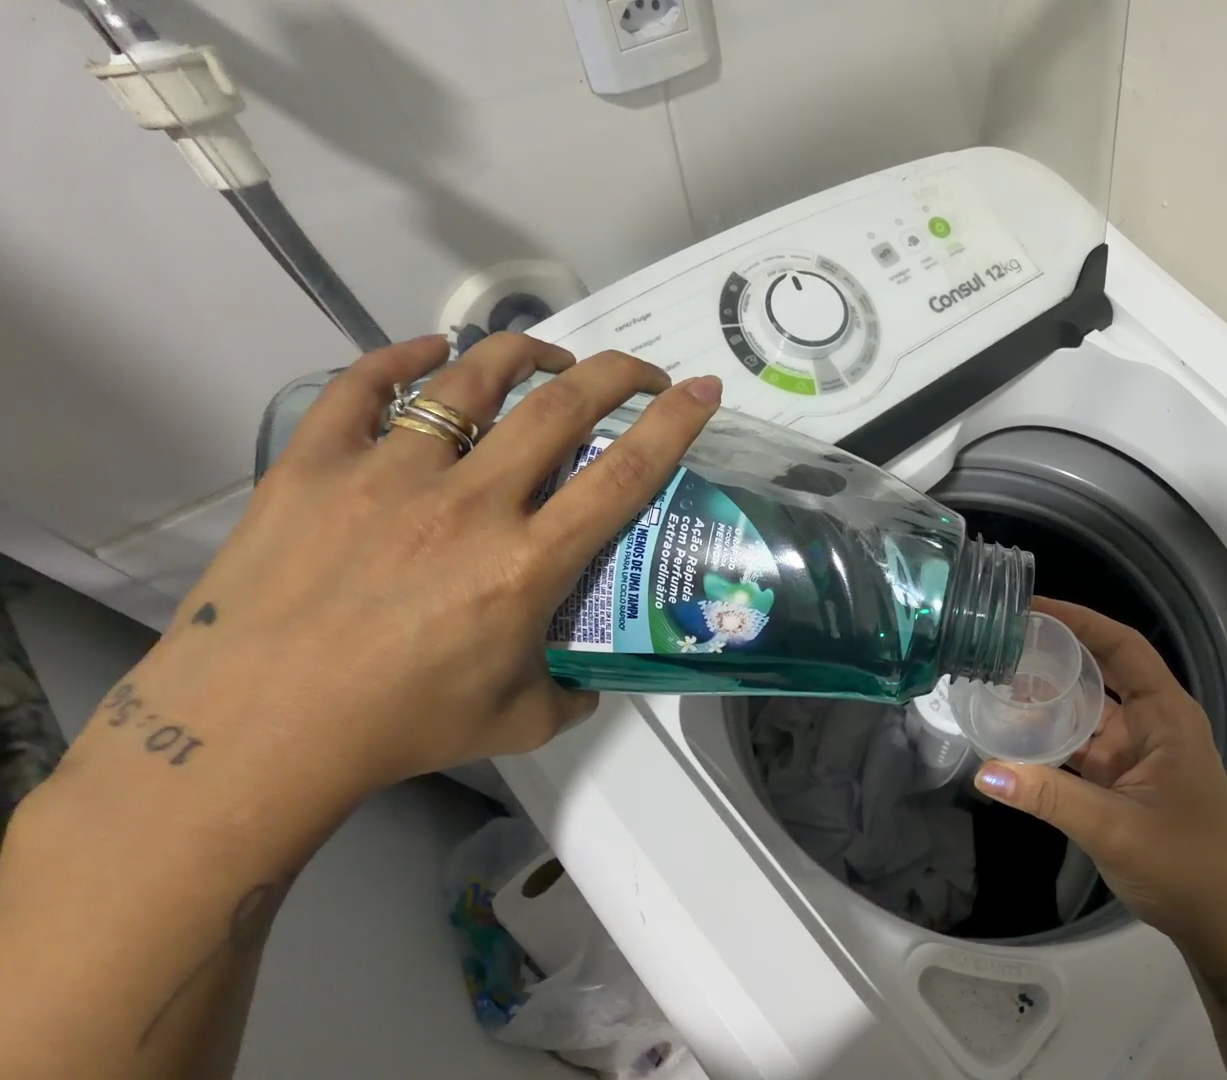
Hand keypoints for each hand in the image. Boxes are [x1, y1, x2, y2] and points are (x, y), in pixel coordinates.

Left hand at [75, 333, 720, 802]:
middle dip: (616, 374)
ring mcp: (387, 477)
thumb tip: (591, 678)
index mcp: (527, 564)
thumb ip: (573, 693)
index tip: (703, 389)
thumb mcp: (519, 720)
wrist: (252, 735)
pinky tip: (433, 350)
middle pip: (561, 408)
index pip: (624, 474)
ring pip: (469, 382)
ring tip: (548, 356)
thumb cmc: (400, 728)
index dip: (674, 423)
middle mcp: (469, 505)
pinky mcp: (313, 468)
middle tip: (639, 373)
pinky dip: (405, 358)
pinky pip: (362, 389)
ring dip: (523, 355)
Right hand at [972, 598, 1226, 941]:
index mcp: (1168, 717)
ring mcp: (1139, 752)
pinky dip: (1053, 737)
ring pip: (1090, 709)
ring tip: (998, 677)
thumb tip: (984, 773)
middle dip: (1058, 653)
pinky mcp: (1125, 779)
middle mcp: (1155, 723)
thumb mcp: (1113, 828)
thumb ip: (1048, 797)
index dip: (1080, 621)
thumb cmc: (1183, 866)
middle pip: (1103, 671)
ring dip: (1051, 696)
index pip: (1123, 648)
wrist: (1221, 924)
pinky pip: (1084, 745)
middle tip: (1003, 640)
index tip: (1033, 607)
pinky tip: (1015, 732)